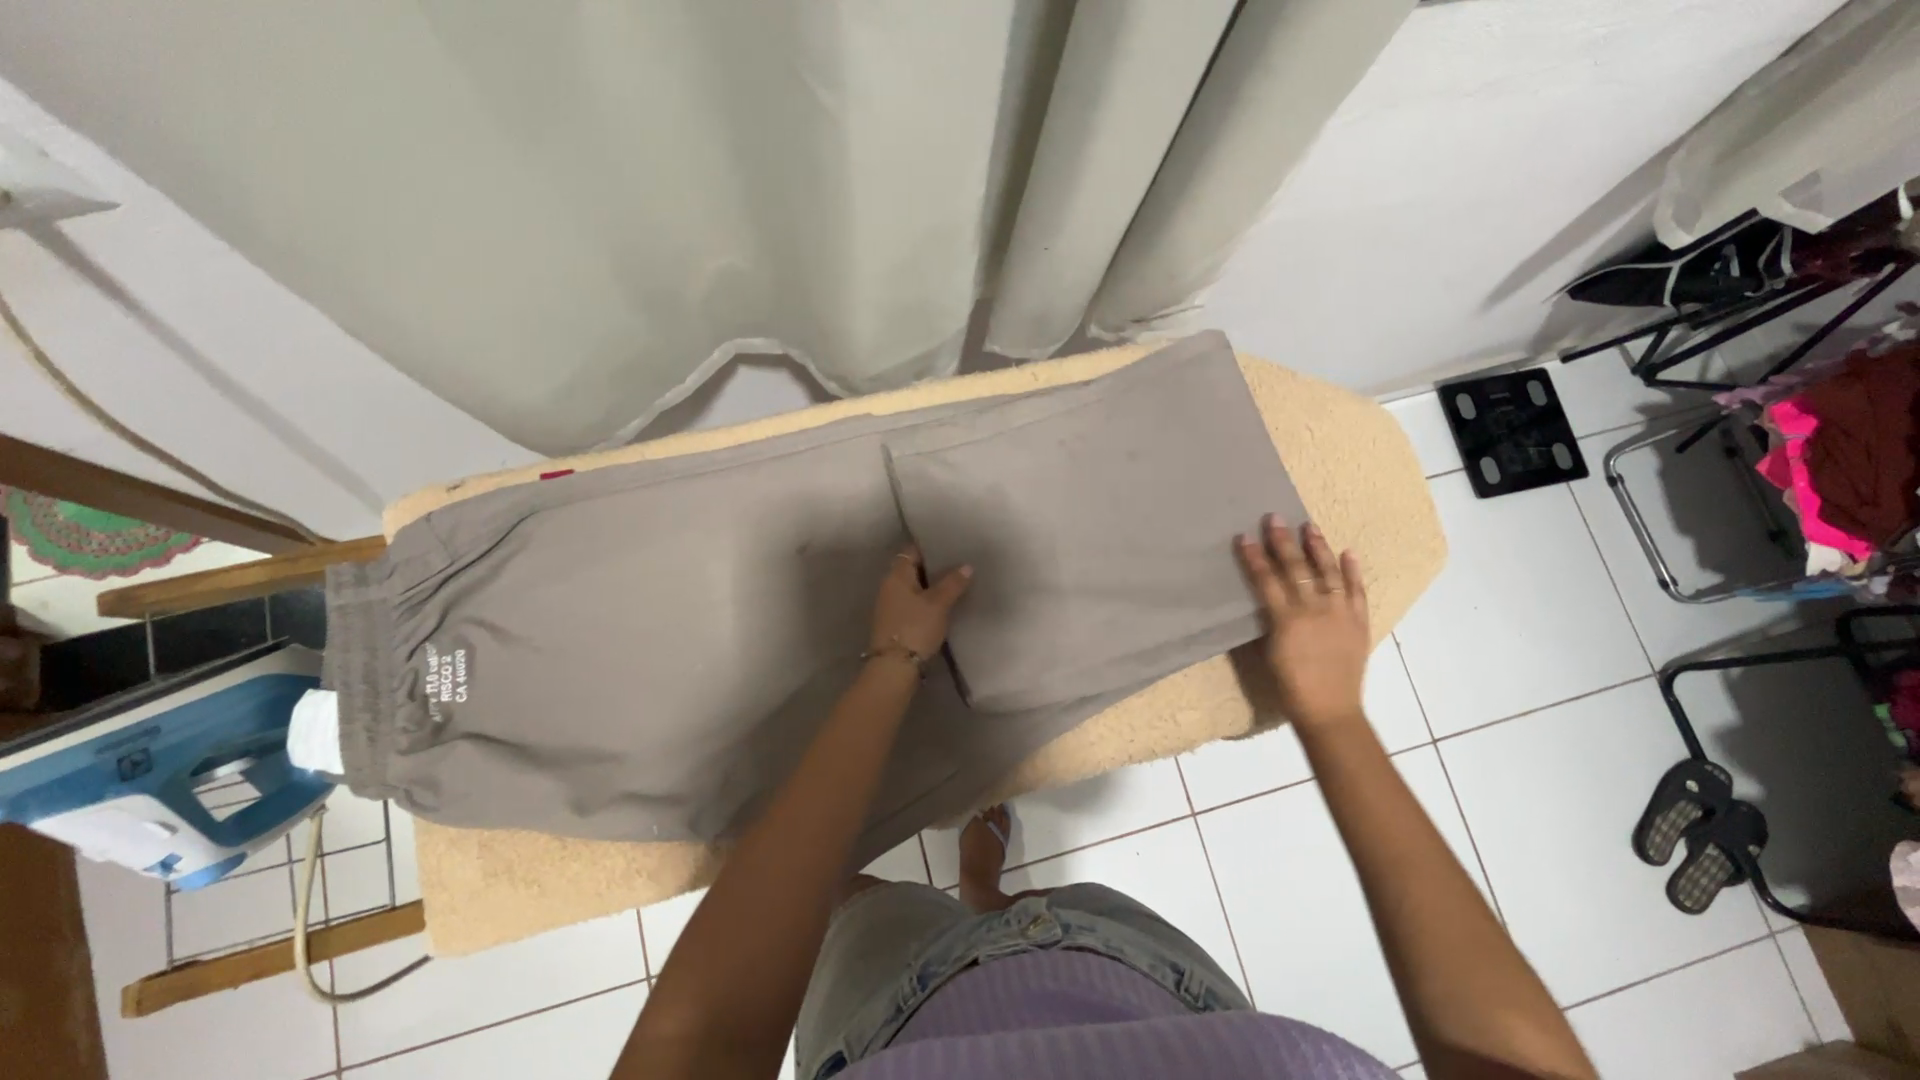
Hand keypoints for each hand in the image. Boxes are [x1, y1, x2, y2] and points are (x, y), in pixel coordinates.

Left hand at [870, 545, 972, 659]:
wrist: (895, 667)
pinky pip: (914, 604)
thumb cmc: (915, 627)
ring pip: (914, 588)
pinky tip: (945, 605)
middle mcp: (889, 587)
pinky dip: (928, 602)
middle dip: (934, 568)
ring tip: (957, 583)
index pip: (911, 551)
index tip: (950, 546)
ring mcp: (891, 606)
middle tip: (959, 564)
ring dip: (932, 586)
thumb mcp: (938, 604)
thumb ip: (952, 583)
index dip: (929, 547)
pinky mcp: (897, 623)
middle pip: (913, 569)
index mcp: (896, 576)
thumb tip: (966, 566)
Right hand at [1235, 515, 1369, 730]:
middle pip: (1296, 569)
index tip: (1244, 537)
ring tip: (1309, 526)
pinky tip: (1347, 553)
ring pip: (1328, 573)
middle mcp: (1314, 610)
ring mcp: (1340, 614)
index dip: (1254, 558)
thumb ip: (1270, 621)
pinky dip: (1352, 571)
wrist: (1329, 710)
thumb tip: (1267, 597)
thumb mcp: (1269, 652)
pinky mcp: (1358, 622)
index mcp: (1287, 619)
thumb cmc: (1290, 687)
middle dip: (1283, 542)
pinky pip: (1356, 591)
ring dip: (1318, 548)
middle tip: (1273, 518)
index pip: (1266, 580)